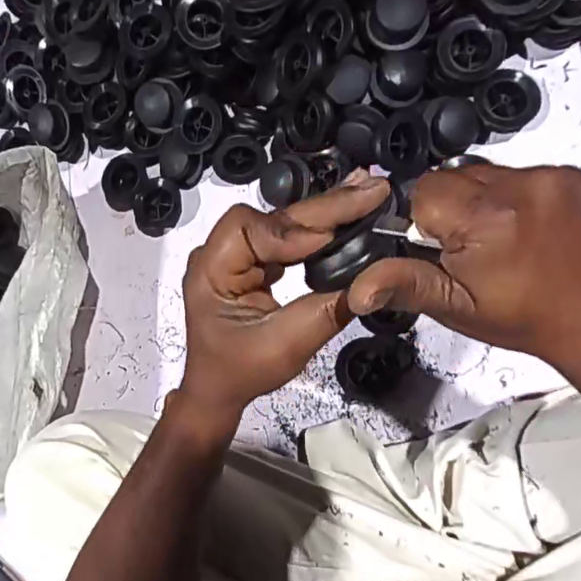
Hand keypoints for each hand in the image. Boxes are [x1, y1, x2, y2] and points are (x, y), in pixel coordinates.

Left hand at [176, 170, 390, 420]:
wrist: (220, 389)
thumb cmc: (240, 372)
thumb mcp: (286, 347)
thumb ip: (327, 312)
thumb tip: (370, 284)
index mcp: (211, 272)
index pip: (251, 230)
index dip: (294, 230)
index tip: (333, 235)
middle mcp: (218, 254)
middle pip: (272, 217)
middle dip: (323, 209)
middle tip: (369, 191)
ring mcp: (235, 255)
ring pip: (283, 222)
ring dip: (325, 213)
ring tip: (365, 197)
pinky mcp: (253, 261)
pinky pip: (287, 236)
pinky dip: (317, 229)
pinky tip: (346, 217)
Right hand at [347, 164, 580, 364]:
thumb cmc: (534, 318)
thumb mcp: (457, 309)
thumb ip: (405, 286)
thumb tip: (361, 286)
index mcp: (485, 220)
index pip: (423, 189)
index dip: (424, 221)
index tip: (442, 246)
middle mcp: (522, 189)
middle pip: (456, 175)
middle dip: (455, 210)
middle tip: (476, 251)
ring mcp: (554, 179)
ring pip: (491, 173)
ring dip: (488, 203)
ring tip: (506, 244)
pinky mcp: (576, 177)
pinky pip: (528, 174)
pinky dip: (522, 199)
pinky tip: (531, 232)